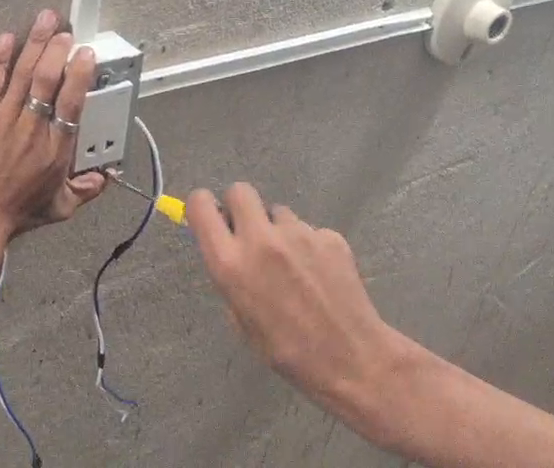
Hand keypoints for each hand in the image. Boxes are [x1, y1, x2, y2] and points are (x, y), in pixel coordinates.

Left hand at [0, 8, 108, 240]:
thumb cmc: (16, 214)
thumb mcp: (60, 207)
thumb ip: (87, 189)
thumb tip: (107, 177)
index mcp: (56, 149)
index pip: (73, 103)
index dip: (80, 74)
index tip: (85, 54)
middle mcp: (33, 130)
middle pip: (48, 80)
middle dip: (57, 49)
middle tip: (64, 30)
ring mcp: (4, 122)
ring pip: (23, 75)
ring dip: (35, 45)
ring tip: (44, 21)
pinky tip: (6, 39)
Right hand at [187, 185, 411, 425]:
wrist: (353, 361)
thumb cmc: (286, 350)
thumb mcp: (240, 318)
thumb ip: (230, 275)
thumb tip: (230, 249)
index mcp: (230, 262)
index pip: (201, 205)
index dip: (203, 206)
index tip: (212, 217)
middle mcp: (260, 239)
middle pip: (240, 191)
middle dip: (241, 207)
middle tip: (251, 232)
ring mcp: (298, 234)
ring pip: (279, 212)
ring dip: (279, 230)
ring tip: (294, 263)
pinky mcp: (329, 237)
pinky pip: (310, 230)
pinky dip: (310, 246)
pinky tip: (320, 274)